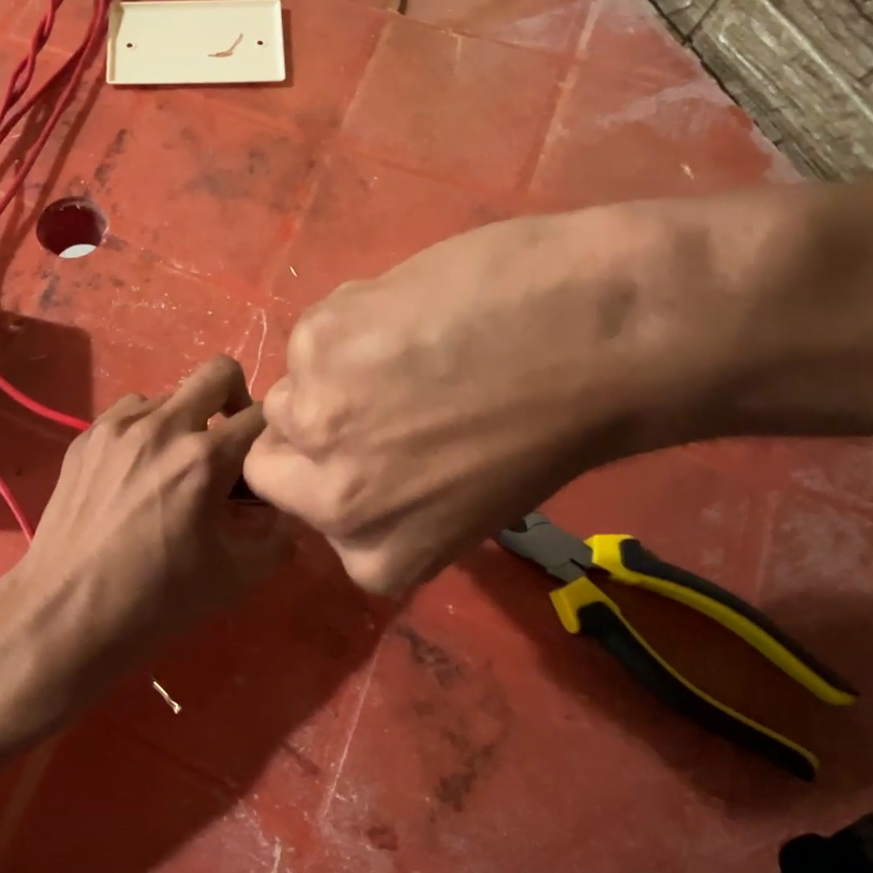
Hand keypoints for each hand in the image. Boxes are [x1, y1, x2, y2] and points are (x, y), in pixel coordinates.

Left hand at [3, 355, 290, 693]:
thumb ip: (275, 539)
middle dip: (235, 400)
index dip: (274, 433)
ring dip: (184, 420)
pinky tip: (136, 472)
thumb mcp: (234, 579)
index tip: (267, 458)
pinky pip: (128, 413)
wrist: (67, 612)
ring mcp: (117, 428)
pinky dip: (144, 430)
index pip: (262, 415)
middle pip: (218, 373)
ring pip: (169, 395)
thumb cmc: (156, 601)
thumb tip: (281, 513)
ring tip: (173, 467)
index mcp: (204, 459)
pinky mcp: (85, 438)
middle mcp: (162, 427)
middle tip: (228, 444)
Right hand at [244, 207, 707, 594]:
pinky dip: (345, 325)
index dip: (337, 475)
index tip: (376, 448)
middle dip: (305, 436)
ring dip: (324, 377)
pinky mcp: (314, 345)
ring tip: (396, 353)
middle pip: (270, 465)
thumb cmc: (555, 428)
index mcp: (375, 556)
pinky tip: (404, 316)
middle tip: (364, 401)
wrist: (602, 335)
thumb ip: (392, 502)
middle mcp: (332, 502)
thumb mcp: (467, 505)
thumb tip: (348, 455)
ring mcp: (314, 421)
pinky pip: (308, 337)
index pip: (312, 518)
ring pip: (284, 395)